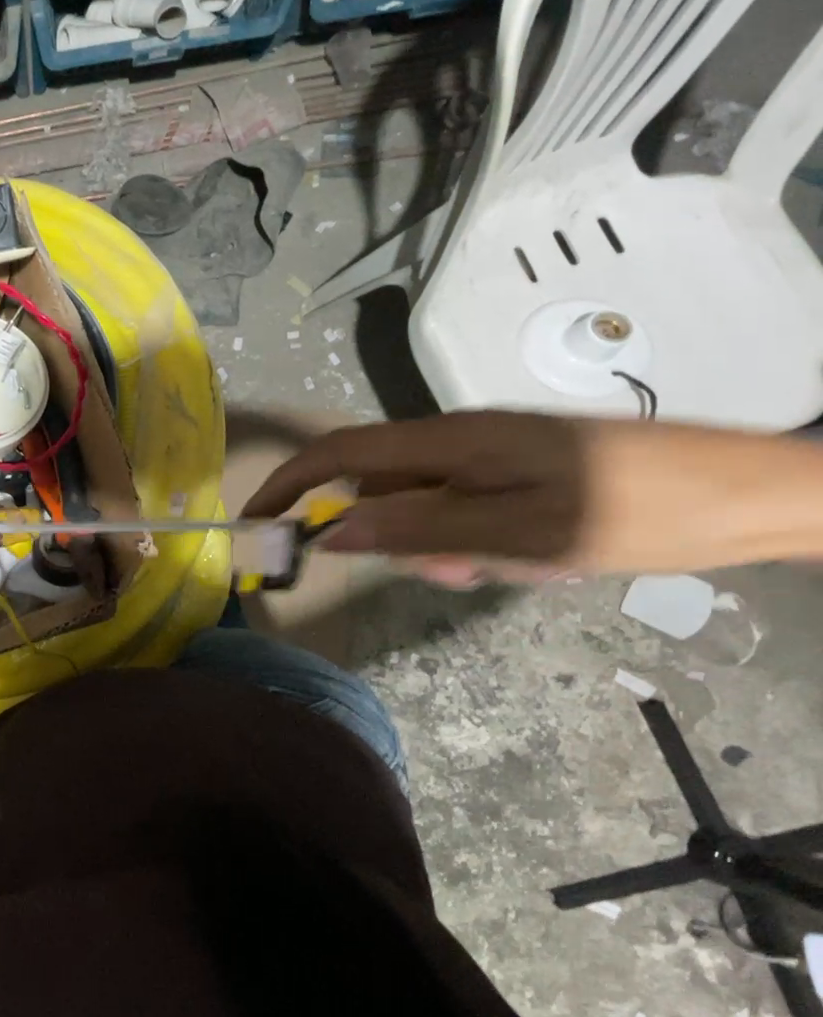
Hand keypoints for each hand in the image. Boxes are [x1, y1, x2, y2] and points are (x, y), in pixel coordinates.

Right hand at [241, 410, 822, 576]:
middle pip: (384, 487)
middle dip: (399, 537)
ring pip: (425, 503)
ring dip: (446, 544)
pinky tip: (534, 555)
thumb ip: (419, 530)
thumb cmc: (638, 512)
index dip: (288, 483)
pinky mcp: (522, 468)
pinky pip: (465, 504)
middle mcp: (461, 439)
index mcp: (453, 442)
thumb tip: (330, 533)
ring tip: (514, 567)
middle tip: (457, 576)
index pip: (340, 454)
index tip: (255, 523)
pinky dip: (477, 538)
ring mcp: (493, 453)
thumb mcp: (521, 533)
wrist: (761, 494)